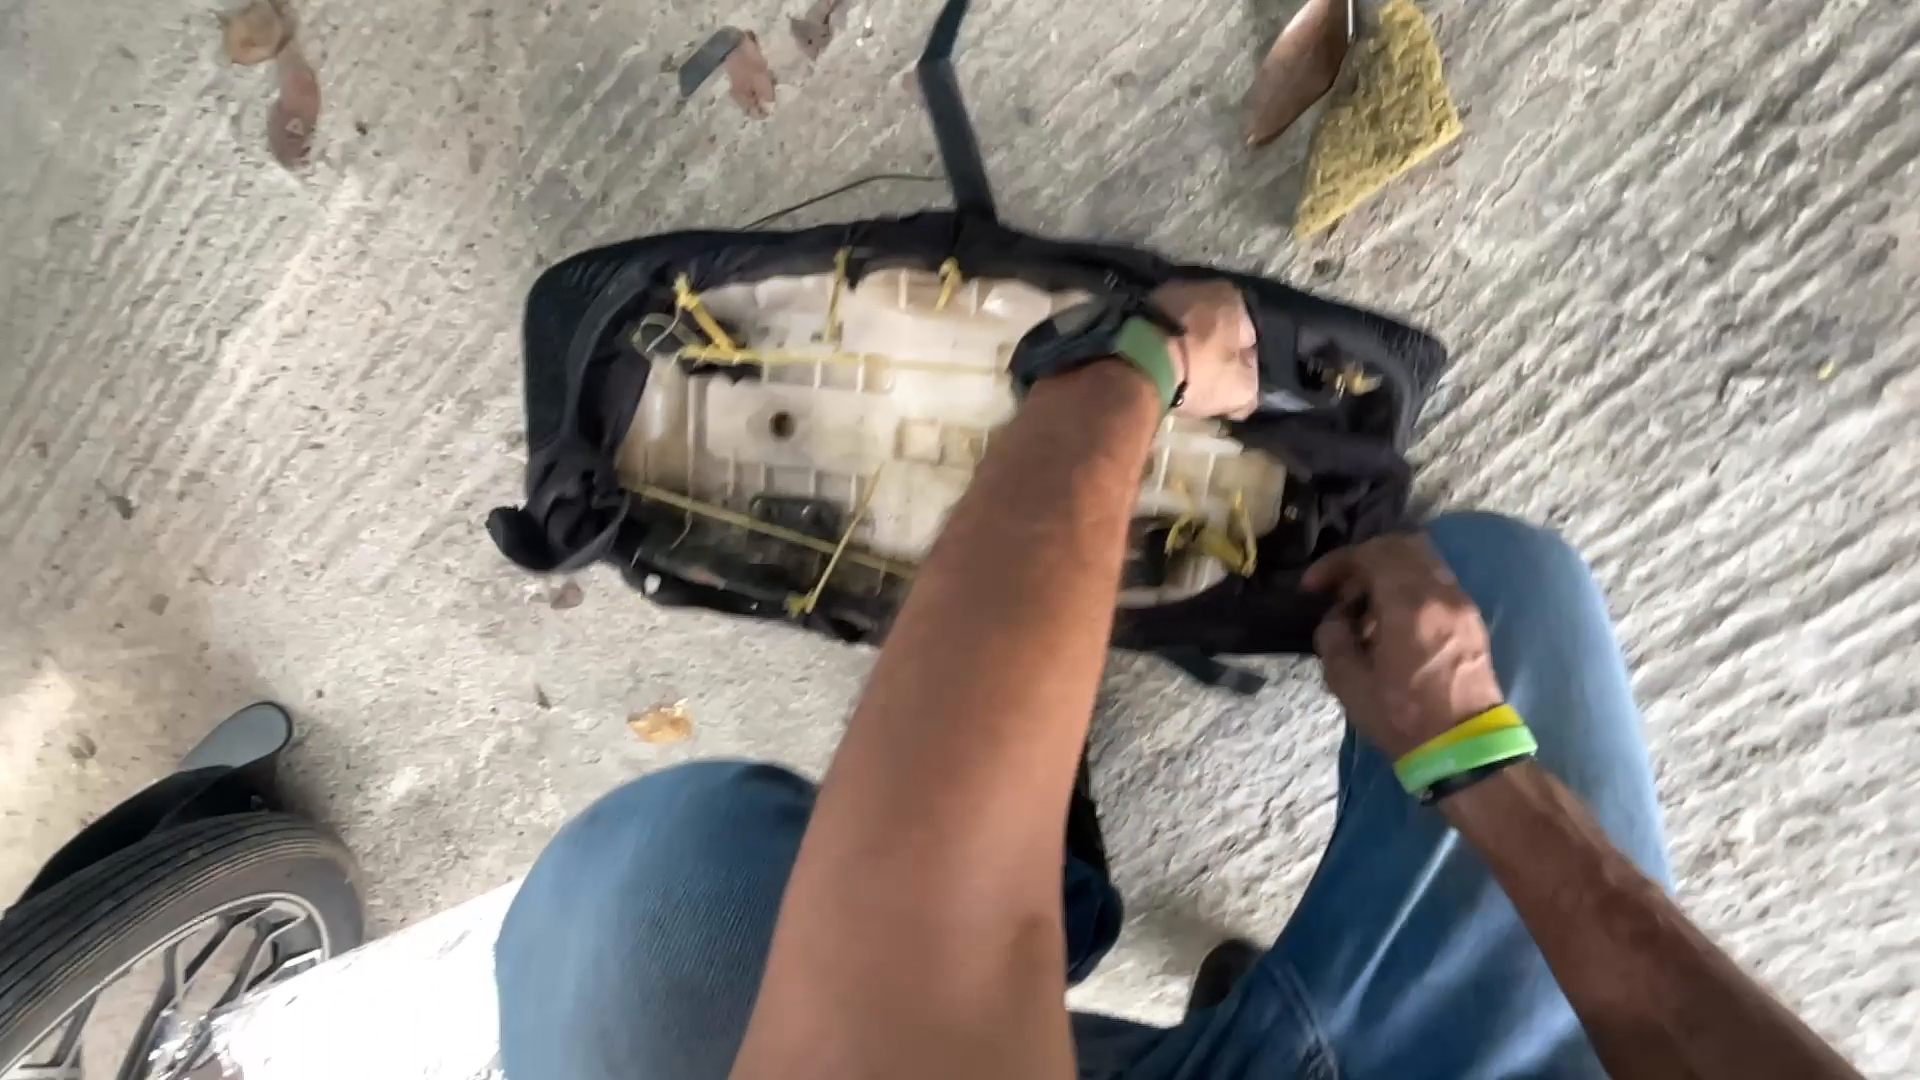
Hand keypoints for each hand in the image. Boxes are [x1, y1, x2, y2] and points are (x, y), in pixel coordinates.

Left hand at [1151, 280, 1258, 419]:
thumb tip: (1244, 392)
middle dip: (1209, 349)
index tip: (1227, 381)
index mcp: (1233, 297)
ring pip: (1181, 327)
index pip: (1246, 335)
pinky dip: (1157, 346)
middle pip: (1212, 326)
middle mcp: (1199, 286)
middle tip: (1200, 379)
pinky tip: (1156, 366)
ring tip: (1175, 374)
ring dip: (1181, 345)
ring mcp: (1162, 295)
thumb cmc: (1199, 372)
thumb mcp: (1241, 389)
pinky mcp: (1134, 311)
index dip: (1240, 362)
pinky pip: (1156, 333)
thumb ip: (1250, 384)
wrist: (1140, 366)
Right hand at [1304, 533, 1504, 759]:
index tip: (1313, 586)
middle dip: (1363, 559)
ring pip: (1422, 562)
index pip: (1372, 554)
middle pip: (1403, 546)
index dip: (1336, 562)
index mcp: (1410, 605)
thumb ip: (1333, 636)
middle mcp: (1441, 595)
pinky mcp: (1470, 622)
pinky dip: (1406, 588)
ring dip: (1386, 573)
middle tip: (1339, 587)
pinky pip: (1434, 583)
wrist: (1464, 749)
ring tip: (1361, 607)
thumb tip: (1338, 619)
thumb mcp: (1347, 680)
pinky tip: (1387, 621)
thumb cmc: (1401, 716)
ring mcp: (1462, 606)